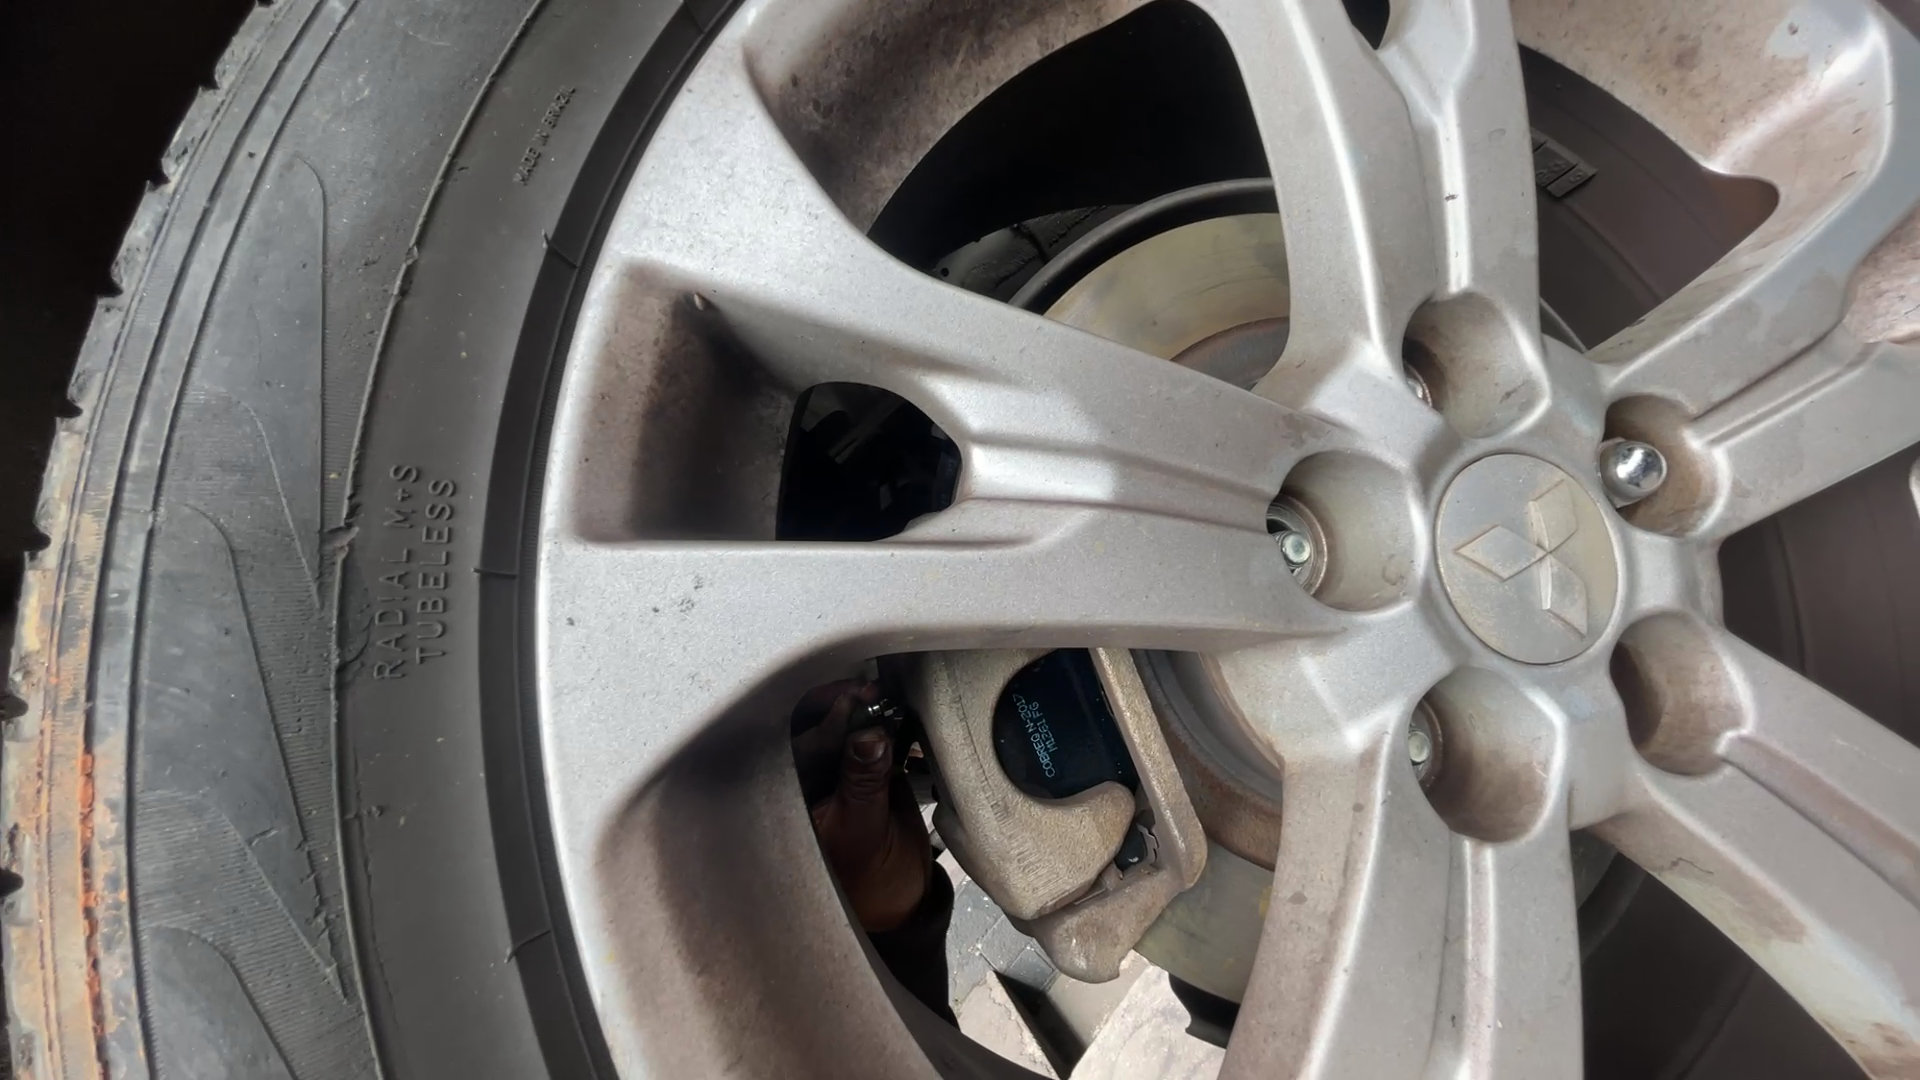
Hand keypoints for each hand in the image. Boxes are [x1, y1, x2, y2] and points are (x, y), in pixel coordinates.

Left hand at [799, 684, 931, 932]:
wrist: (901, 898)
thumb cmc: (868, 877)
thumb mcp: (862, 829)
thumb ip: (863, 781)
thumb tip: (869, 734)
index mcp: (791, 794)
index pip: (801, 744)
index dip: (826, 719)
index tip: (854, 699)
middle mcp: (809, 777)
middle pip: (817, 724)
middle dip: (840, 702)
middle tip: (868, 690)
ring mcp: (838, 771)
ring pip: (843, 725)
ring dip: (864, 708)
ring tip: (883, 696)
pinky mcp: (866, 769)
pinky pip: (869, 735)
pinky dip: (883, 720)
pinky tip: (895, 709)